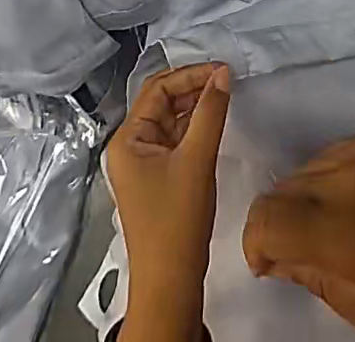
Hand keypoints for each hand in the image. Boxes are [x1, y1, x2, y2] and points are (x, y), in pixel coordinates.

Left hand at [105, 63, 230, 333]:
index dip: (190, 75)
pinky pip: (176, 139)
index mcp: (128, 138)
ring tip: (224, 93)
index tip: (222, 70)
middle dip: (193, 87)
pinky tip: (215, 120)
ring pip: (171, 120)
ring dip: (196, 105)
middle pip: (162, 101)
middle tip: (226, 78)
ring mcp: (144, 162)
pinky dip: (195, 127)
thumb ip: (211, 112)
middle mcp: (131, 145)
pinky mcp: (159, 176)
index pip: (158, 90)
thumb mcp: (196, 160)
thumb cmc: (177, 221)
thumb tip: (222, 74)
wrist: (171, 284)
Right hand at [241, 125, 354, 341]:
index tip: (267, 265)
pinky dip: (326, 181)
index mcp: (350, 235)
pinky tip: (354, 205)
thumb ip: (321, 284)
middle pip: (280, 191)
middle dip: (278, 224)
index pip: (268, 220)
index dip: (256, 243)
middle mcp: (350, 180)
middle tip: (301, 255)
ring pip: (302, 170)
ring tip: (331, 231)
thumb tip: (279, 257)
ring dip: (302, 201)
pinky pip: (328, 155)